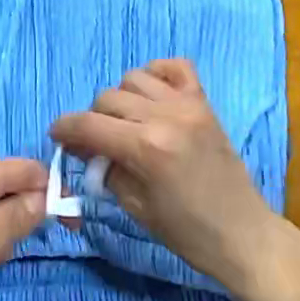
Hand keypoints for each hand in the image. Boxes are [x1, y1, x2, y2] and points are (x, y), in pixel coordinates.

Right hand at [48, 58, 275, 286]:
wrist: (242, 233)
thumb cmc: (186, 231)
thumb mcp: (134, 206)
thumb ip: (105, 169)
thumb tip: (84, 148)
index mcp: (145, 147)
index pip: (88, 124)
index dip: (64, 129)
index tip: (57, 136)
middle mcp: (165, 117)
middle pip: (107, 98)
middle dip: (92, 119)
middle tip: (95, 143)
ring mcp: (188, 105)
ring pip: (133, 79)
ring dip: (121, 99)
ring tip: (126, 123)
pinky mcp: (204, 102)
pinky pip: (174, 67)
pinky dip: (156, 75)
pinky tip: (152, 98)